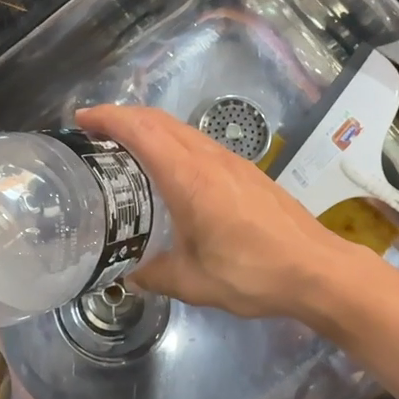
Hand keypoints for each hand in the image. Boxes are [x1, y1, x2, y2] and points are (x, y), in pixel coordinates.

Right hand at [75, 104, 380, 322]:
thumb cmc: (252, 272)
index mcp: (189, 176)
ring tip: (122, 148)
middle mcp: (207, 157)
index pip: (140, 130)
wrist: (317, 269)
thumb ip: (154, 275)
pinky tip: (166, 169)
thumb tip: (128, 275)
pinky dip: (170, 141)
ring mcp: (229, 160)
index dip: (108, 118)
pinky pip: (197, 141)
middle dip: (122, 117)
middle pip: (158, 120)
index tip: (80, 120)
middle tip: (92, 133)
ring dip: (147, 127)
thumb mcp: (194, 282)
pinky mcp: (244, 169)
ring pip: (179, 128)